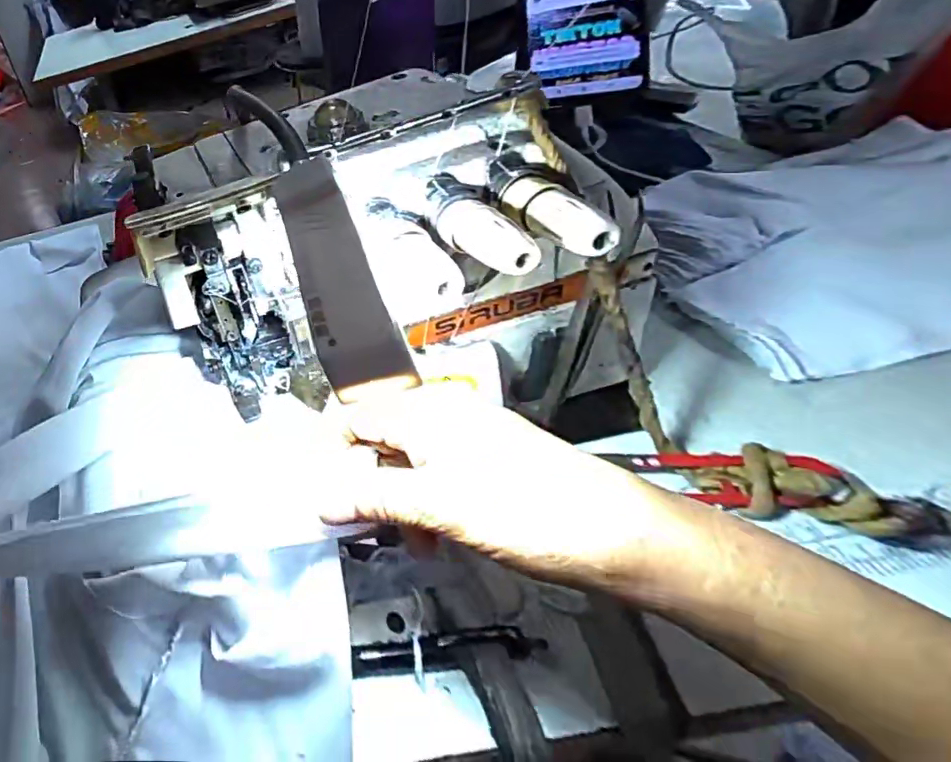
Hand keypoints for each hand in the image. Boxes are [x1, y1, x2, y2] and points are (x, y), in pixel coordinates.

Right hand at [320, 384, 695, 594]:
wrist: (629, 536)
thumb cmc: (526, 513)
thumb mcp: (438, 507)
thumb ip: (373, 499)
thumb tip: (322, 503)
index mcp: (423, 412)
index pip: (352, 420)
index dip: (334, 456)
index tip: (331, 496)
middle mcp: (443, 411)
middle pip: (379, 438)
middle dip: (369, 481)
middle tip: (372, 525)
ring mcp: (472, 430)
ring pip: (410, 456)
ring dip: (400, 495)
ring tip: (416, 538)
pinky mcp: (495, 452)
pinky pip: (440, 465)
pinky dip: (430, 494)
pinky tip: (443, 529)